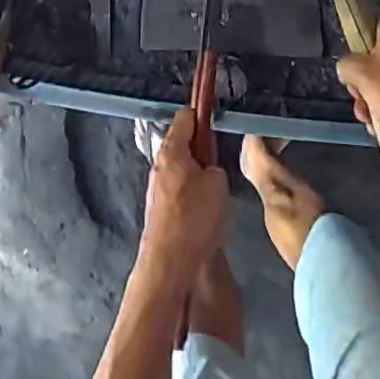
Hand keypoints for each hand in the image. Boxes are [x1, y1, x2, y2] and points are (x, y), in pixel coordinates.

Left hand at [138, 109, 229, 267]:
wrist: (168, 265)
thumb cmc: (194, 217)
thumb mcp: (218, 182)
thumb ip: (215, 167)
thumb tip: (208, 171)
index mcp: (172, 151)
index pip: (185, 117)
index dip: (202, 113)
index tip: (215, 114)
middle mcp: (160, 166)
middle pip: (184, 146)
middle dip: (203, 151)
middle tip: (222, 161)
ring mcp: (157, 190)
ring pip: (184, 172)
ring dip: (200, 178)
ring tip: (218, 195)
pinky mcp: (160, 212)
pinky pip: (182, 195)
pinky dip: (195, 199)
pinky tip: (208, 217)